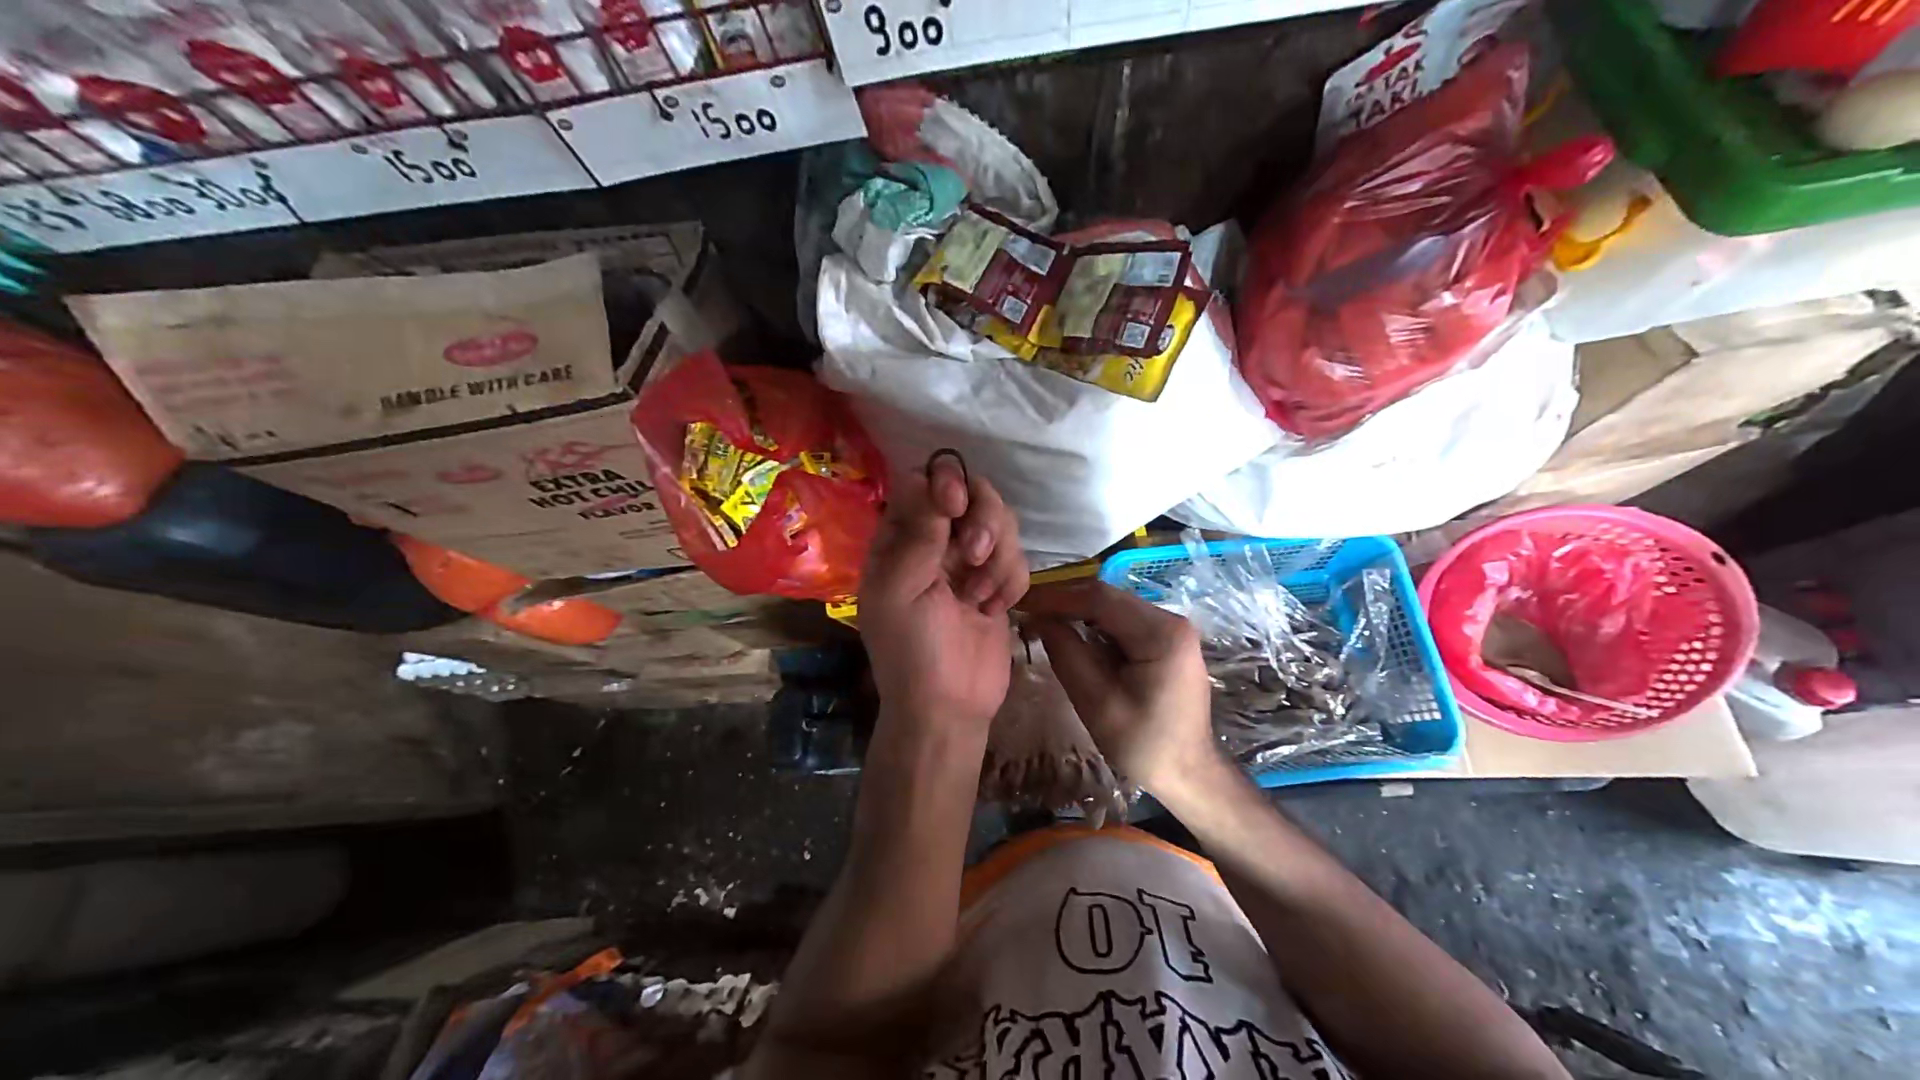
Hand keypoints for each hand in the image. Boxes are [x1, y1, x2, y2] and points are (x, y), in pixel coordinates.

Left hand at [860, 450, 1028, 727]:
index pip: (923, 480)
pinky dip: (1012, 580)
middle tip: (976, 555)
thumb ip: (919, 533)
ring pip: (1001, 521)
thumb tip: (935, 478)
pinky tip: (994, 608)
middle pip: (972, 492)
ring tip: (981, 593)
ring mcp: (969, 562)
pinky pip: (1019, 556)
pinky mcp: (998, 582)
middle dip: (983, 519)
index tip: (955, 506)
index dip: (945, 482)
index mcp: (898, 538)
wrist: (949, 706)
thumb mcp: (901, 590)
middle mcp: (934, 542)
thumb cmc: (912, 650)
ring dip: (999, 555)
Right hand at [1021, 581, 1226, 802]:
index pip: (1100, 598)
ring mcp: (1171, 630)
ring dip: (1077, 612)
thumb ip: (1066, 653)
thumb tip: (1038, 618)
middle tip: (1026, 610)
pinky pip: (1123, 623)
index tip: (1022, 602)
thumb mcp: (1096, 701)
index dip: (1056, 597)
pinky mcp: (1166, 641)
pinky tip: (1069, 634)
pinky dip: (1093, 626)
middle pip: (1108, 598)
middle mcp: (1171, 620)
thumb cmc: (1143, 744)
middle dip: (1065, 602)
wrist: (1189, 774)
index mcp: (1162, 632)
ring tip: (1040, 620)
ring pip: (1113, 608)